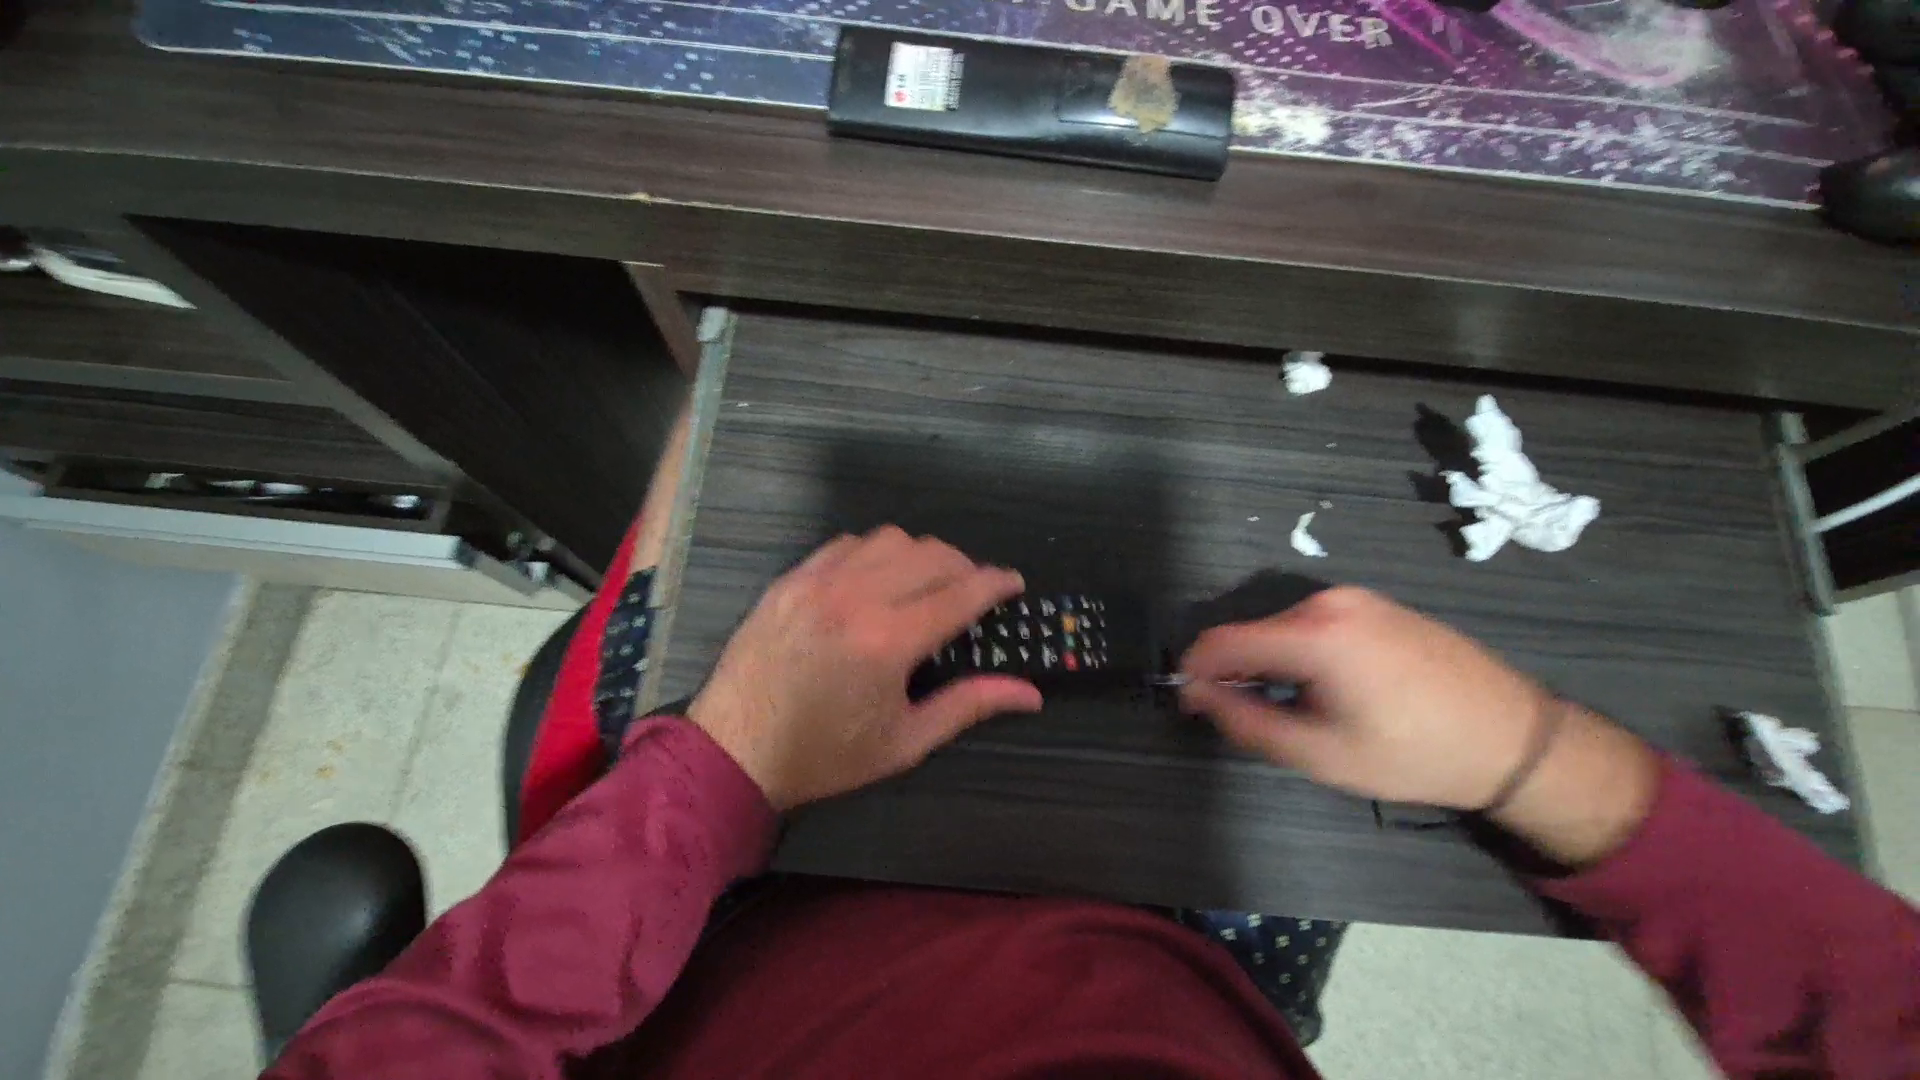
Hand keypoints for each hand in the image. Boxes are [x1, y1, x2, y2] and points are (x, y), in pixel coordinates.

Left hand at [686, 527, 1040, 810]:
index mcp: (889, 641)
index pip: (961, 592)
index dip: (997, 583)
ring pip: (889, 539)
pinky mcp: (790, 579)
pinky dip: (874, 553)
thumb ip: (968, 706)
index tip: (1015, 584)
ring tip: (926, 583)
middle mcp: (856, 597)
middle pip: (931, 555)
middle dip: (965, 567)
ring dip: (920, 555)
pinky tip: (875, 580)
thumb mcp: (905, 742)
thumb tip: (1030, 693)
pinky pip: (846, 544)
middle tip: (973, 593)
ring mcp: (817, 582)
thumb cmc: (825, 755)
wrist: (734, 750)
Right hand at [1177, 587, 1657, 863]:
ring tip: (1289, 708)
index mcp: (1312, 633)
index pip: (1222, 641)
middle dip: (1234, 670)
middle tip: (1244, 717)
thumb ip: (1246, 722)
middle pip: (1251, 631)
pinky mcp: (1377, 605)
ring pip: (1281, 627)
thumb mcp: (1320, 753)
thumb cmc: (1412, 753)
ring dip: (1268, 662)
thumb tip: (1199, 697)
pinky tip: (1324, 688)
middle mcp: (1329, 601)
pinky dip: (1298, 651)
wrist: (1516, 738)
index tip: (1190, 704)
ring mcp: (1357, 598)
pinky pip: (1313, 623)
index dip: (1195, 671)